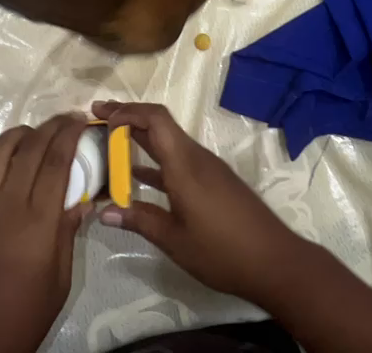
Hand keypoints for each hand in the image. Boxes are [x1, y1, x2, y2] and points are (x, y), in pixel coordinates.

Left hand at [0, 114, 90, 352]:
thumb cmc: (26, 315)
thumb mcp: (61, 279)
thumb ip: (69, 232)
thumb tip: (82, 198)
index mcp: (37, 222)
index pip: (57, 161)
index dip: (70, 135)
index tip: (82, 120)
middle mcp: (8, 204)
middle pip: (31, 147)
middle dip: (52, 126)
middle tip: (69, 119)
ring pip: (1, 149)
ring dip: (24, 133)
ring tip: (41, 133)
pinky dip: (5, 153)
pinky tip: (19, 160)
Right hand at [91, 101, 306, 304]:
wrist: (274, 260)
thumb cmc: (222, 251)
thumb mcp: (174, 240)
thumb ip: (140, 220)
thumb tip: (103, 212)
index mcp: (184, 165)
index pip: (156, 119)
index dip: (128, 111)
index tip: (102, 116)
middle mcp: (195, 157)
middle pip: (160, 124)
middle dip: (128, 117)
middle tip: (98, 116)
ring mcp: (206, 168)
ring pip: (168, 142)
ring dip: (140, 138)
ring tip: (110, 143)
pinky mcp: (213, 181)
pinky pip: (178, 160)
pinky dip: (155, 161)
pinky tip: (138, 175)